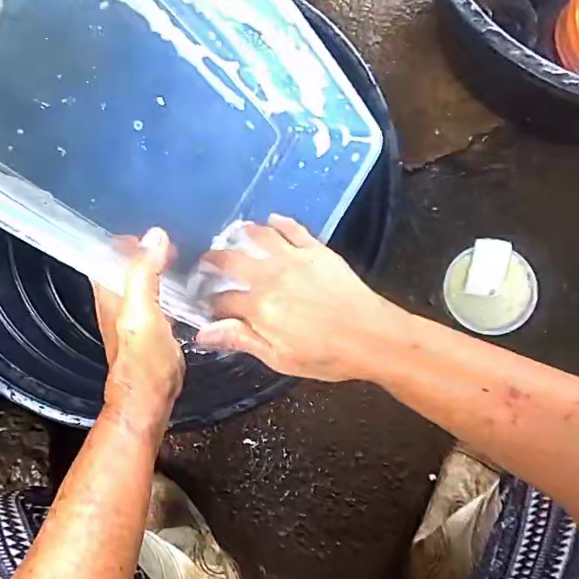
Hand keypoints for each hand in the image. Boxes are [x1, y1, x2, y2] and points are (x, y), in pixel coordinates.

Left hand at [93, 228, 185, 416]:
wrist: (149, 399)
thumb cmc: (142, 363)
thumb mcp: (142, 311)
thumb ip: (145, 272)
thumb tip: (154, 238)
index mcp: (110, 294)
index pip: (110, 255)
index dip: (129, 242)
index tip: (154, 239)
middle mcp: (118, 304)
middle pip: (127, 268)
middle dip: (147, 254)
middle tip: (171, 248)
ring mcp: (134, 318)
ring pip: (142, 284)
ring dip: (158, 271)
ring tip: (179, 264)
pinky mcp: (151, 331)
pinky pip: (157, 301)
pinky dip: (168, 291)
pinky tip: (184, 292)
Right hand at [194, 215, 403, 381]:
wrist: (374, 337)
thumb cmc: (327, 356)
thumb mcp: (279, 358)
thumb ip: (241, 340)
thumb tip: (204, 333)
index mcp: (259, 308)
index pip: (222, 300)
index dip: (211, 303)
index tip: (207, 305)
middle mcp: (271, 277)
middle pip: (232, 260)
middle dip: (214, 260)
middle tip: (207, 261)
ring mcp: (294, 260)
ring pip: (260, 236)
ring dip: (242, 233)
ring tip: (234, 234)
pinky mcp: (317, 251)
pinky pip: (293, 229)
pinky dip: (279, 222)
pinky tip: (271, 220)